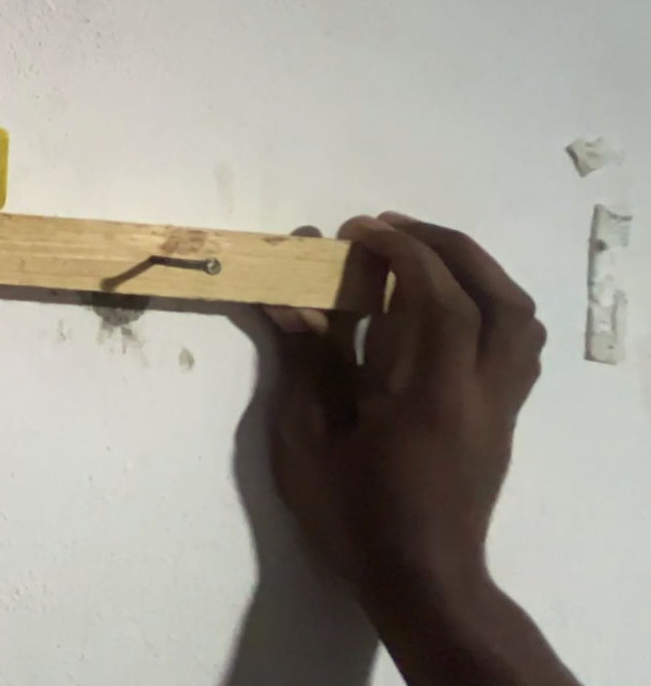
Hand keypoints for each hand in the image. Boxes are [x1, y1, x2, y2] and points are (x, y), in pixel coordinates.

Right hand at [263, 213, 545, 603]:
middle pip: (496, 300)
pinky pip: (513, 344)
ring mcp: (498, 406)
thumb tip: (285, 305)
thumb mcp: (303, 440)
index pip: (440, 304)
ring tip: (413, 251)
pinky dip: (484, 303)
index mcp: (428, 399)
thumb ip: (302, 366)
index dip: (403, 253)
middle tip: (383, 226)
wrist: (422, 577)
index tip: (354, 230)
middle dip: (445, 247)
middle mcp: (480, 394)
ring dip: (473, 270)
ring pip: (518, 320)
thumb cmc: (349, 511)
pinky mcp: (498, 416)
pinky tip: (436, 301)